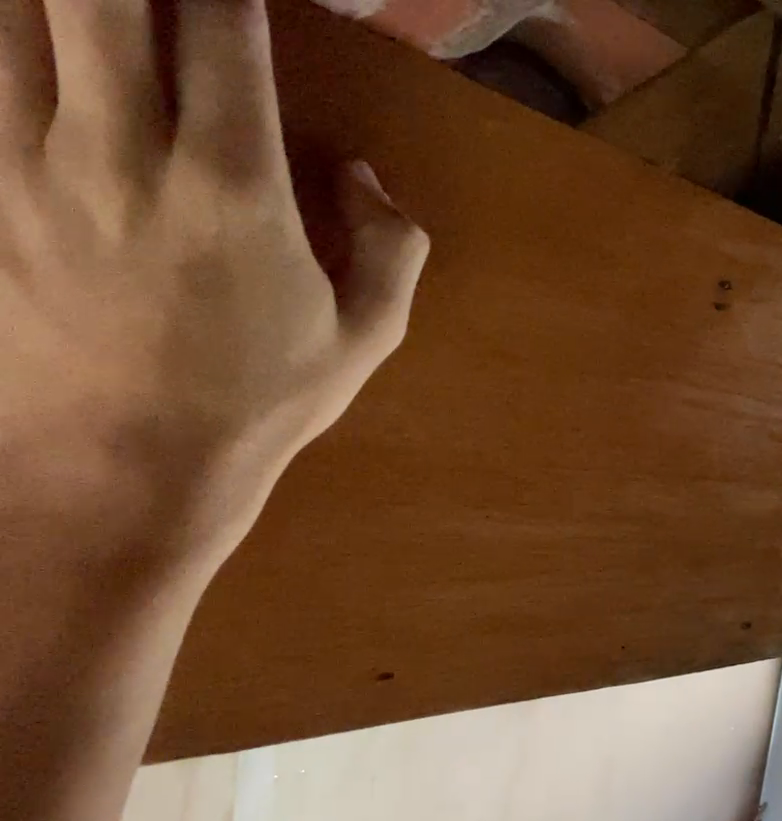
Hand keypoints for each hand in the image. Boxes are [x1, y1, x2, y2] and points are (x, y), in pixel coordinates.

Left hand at [0, 0, 427, 564]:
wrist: (126, 460)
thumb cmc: (264, 399)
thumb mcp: (368, 336)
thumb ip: (390, 247)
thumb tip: (363, 176)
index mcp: (236, 192)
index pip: (224, 43)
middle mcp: (125, 156)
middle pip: (100, 7)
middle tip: (173, 1)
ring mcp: (30, 165)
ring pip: (21, 26)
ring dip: (68, 8)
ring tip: (107, 19)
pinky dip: (8, 44)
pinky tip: (35, 44)